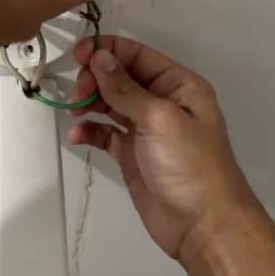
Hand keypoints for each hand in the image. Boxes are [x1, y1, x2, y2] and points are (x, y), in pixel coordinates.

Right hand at [69, 36, 259, 261]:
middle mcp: (162, 102)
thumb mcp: (160, 119)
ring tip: (72, 110)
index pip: (138, 55)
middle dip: (95, 79)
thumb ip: (126, 88)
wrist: (202, 224)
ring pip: (109, 104)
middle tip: (77, 93)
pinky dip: (89, 131)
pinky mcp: (132, 154)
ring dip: (88, 103)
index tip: (78, 56)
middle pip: (120, 77)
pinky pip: (105, 133)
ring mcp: (146, 129)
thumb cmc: (190, 165)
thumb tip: (100, 57)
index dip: (107, 51)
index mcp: (178, 85)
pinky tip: (77, 135)